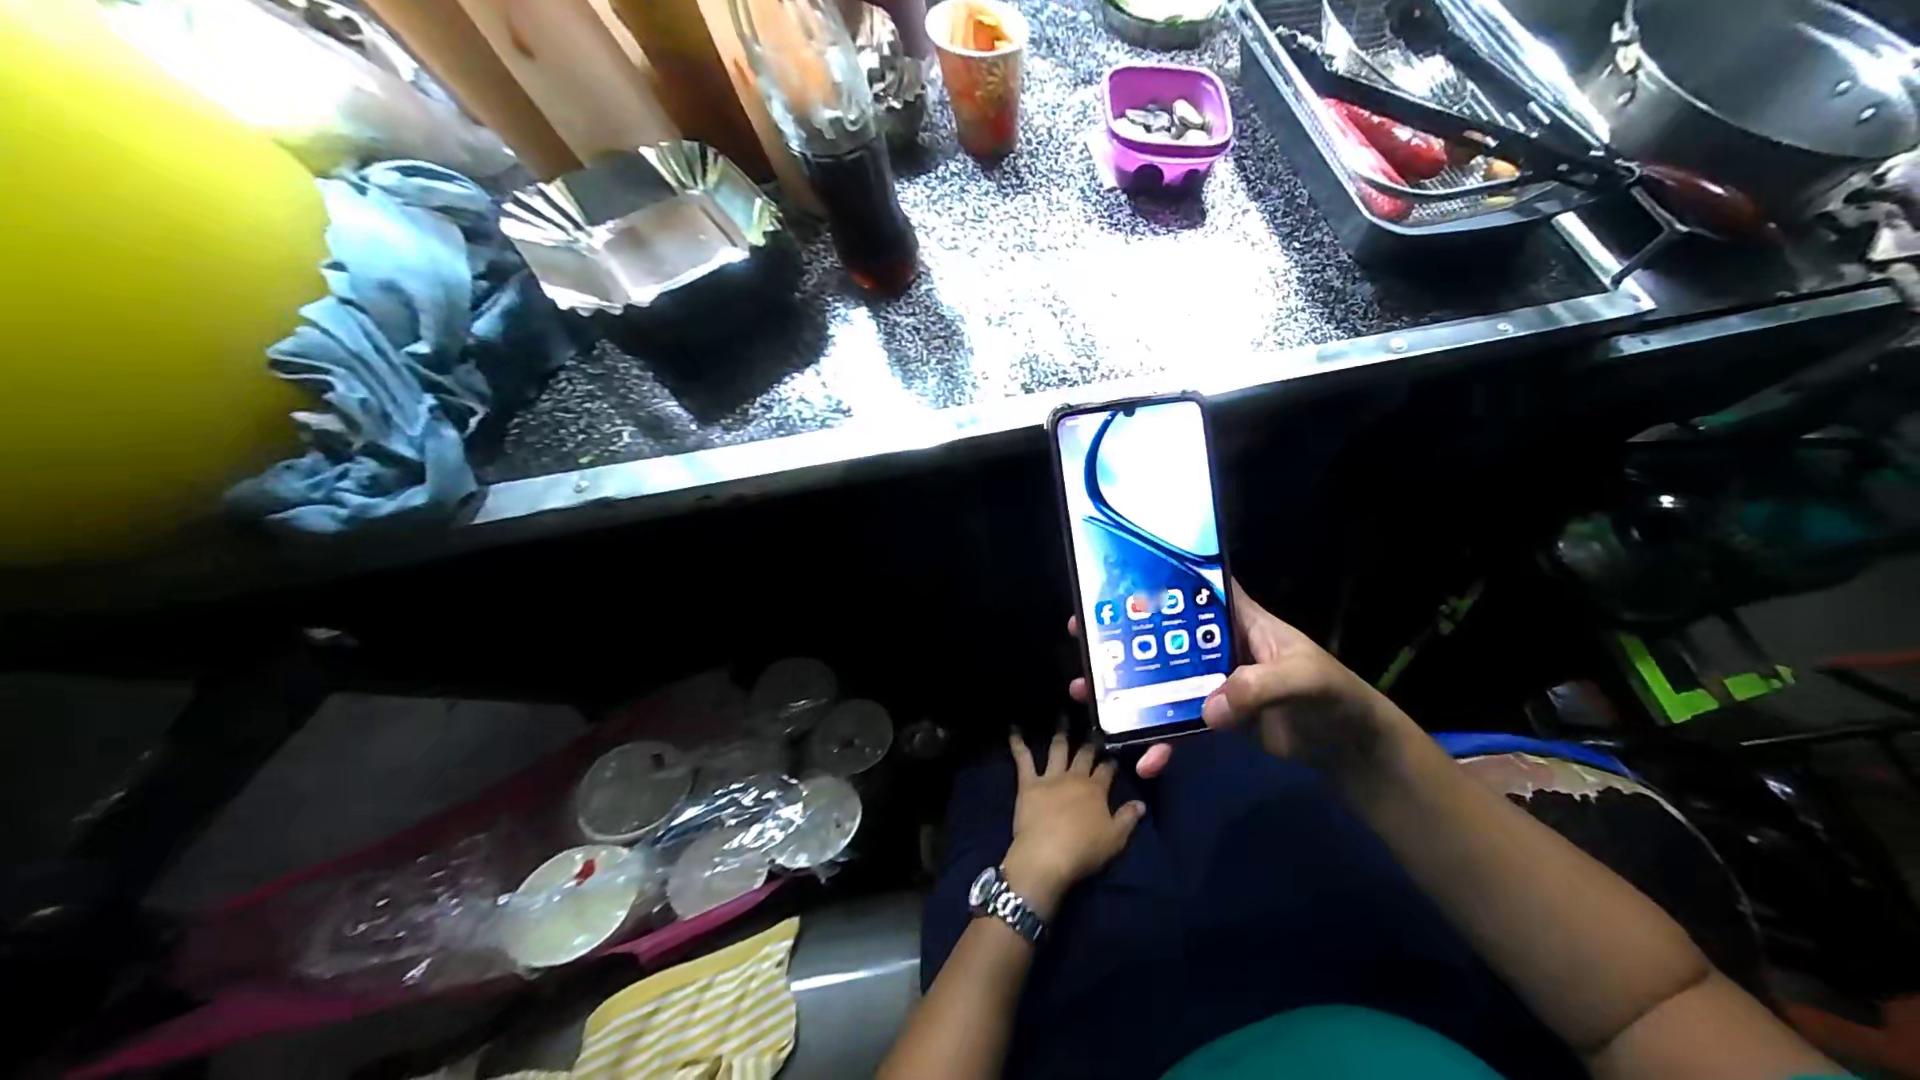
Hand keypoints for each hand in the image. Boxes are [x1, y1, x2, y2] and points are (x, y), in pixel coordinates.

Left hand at [1002, 728, 1144, 918]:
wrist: (1047, 855)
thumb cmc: (1084, 850)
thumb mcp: (1115, 839)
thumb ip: (1129, 818)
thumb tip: (1141, 804)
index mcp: (1096, 789)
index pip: (1106, 770)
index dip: (1110, 762)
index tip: (1113, 756)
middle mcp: (1074, 777)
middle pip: (1084, 755)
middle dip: (1089, 742)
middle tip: (1092, 730)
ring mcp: (1050, 777)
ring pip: (1058, 749)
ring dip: (1060, 732)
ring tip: (1061, 716)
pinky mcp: (1028, 783)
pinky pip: (1023, 759)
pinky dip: (1017, 743)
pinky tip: (1014, 728)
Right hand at [1068, 580, 1415, 783]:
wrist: (1349, 748)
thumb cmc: (1335, 696)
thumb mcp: (1306, 681)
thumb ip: (1261, 686)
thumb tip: (1208, 707)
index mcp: (1240, 620)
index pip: (1196, 590)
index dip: (1158, 583)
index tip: (1114, 583)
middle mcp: (1218, 645)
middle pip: (1162, 635)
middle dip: (1122, 637)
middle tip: (1081, 636)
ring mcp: (1212, 681)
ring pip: (1159, 680)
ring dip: (1124, 689)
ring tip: (1085, 691)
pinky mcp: (1213, 715)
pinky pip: (1178, 724)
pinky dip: (1161, 742)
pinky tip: (1144, 759)